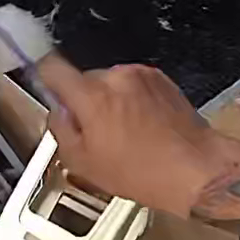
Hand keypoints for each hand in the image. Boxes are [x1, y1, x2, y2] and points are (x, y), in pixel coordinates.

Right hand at [39, 56, 239, 217]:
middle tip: (95, 132)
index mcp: (92, 96)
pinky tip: (142, 126)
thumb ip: (60, 130)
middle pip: (83, 79)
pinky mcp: (159, 78)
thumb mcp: (84, 163)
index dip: (44, 76)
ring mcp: (140, 75)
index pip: (52, 67)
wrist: (195, 168)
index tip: (45, 86)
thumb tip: (57, 112)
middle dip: (84, 100)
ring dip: (109, 101)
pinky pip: (132, 84)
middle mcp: (115, 77)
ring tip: (124, 134)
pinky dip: (132, 100)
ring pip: (109, 82)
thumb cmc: (142, 172)